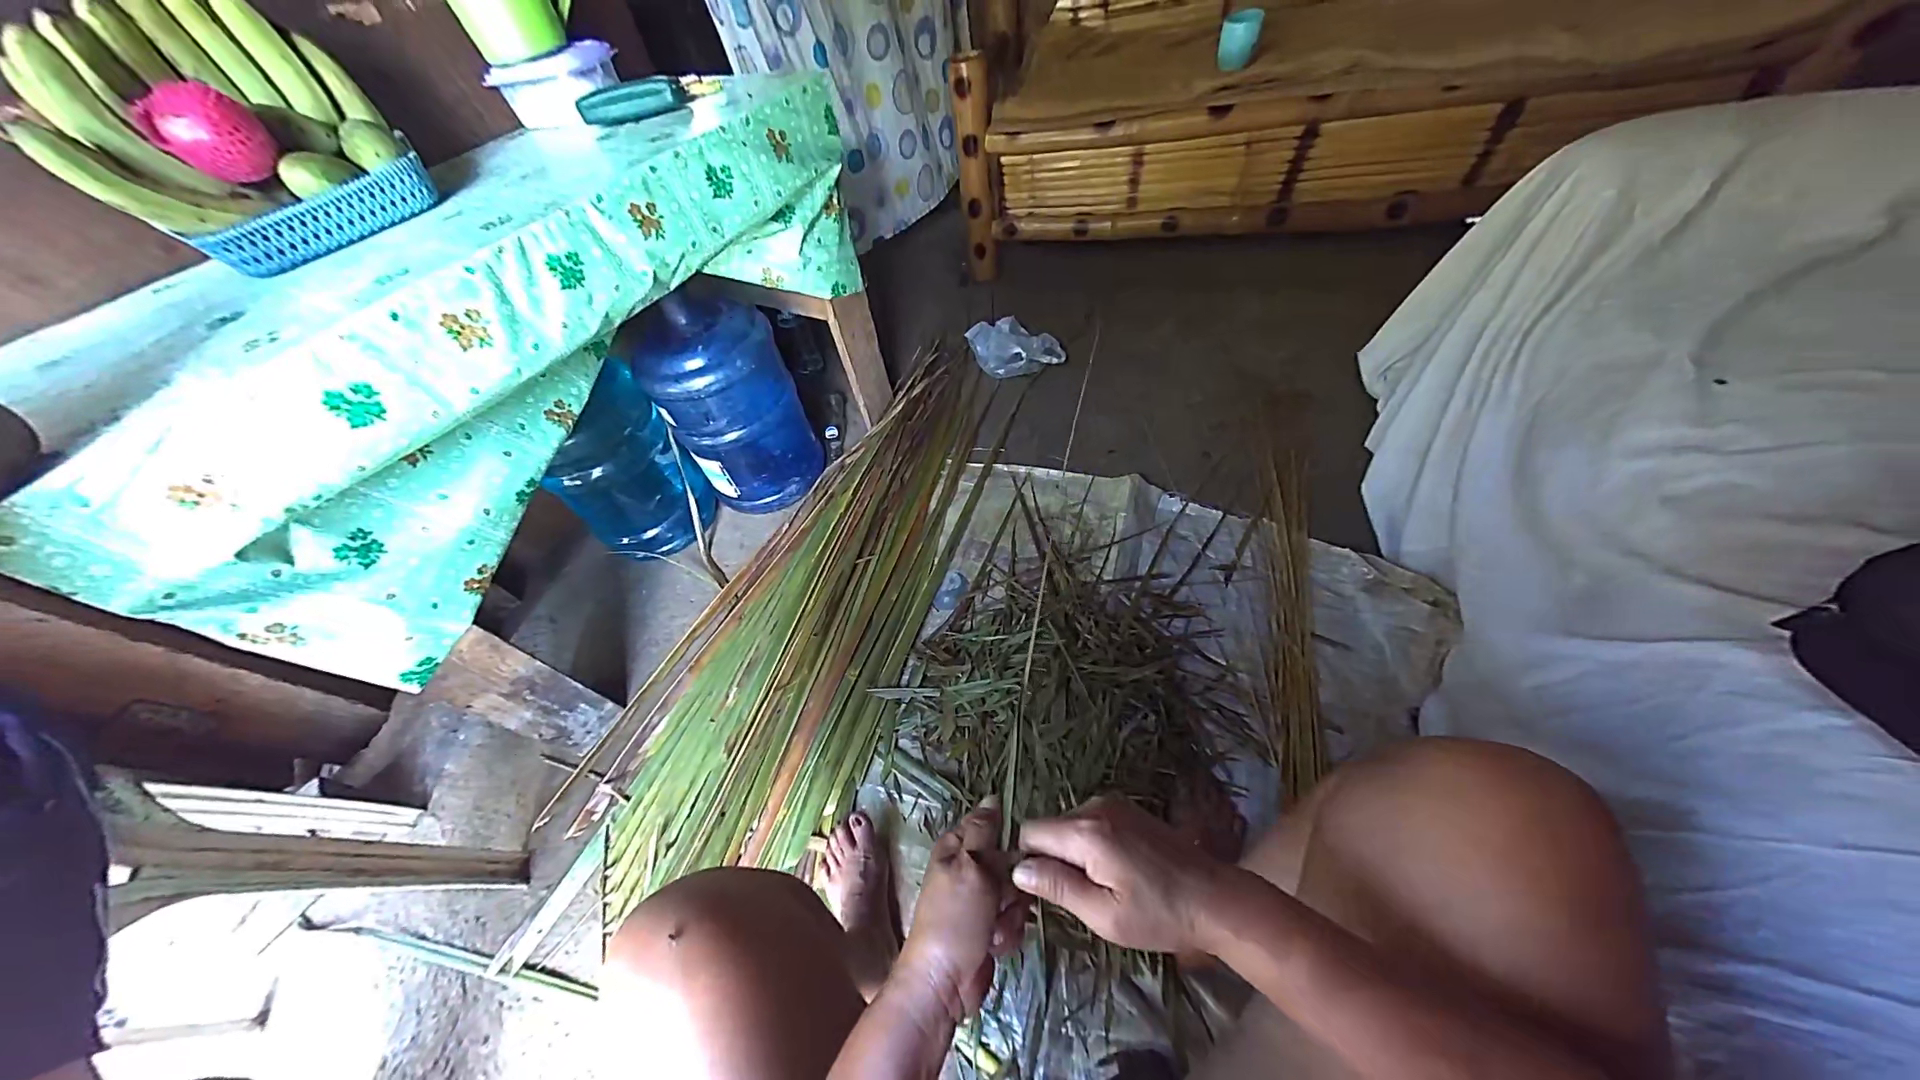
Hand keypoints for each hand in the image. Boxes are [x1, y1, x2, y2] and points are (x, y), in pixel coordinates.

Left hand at [892, 797, 1029, 1022]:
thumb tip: (992, 796)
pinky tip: (994, 944)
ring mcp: (979, 901)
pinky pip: (1014, 920)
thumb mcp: (970, 865)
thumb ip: (984, 831)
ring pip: (1017, 893)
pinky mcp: (989, 929)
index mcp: (956, 847)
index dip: (1008, 839)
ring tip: (993, 927)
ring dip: (1011, 913)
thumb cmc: (954, 918)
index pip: (992, 825)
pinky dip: (1008, 933)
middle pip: (1011, 862)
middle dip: (1013, 883)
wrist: (943, 983)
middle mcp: (968, 869)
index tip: (1016, 854)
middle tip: (1000, 898)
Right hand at [1012, 795, 1229, 953]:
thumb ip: (1057, 887)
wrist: (1215, 898)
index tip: (1043, 891)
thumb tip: (1018, 870)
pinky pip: (1089, 823)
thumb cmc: (1159, 915)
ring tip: (1102, 886)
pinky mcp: (1127, 809)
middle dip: (1052, 859)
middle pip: (1049, 829)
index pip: (1029, 833)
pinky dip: (1091, 846)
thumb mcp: (1104, 915)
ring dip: (1073, 854)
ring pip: (1068, 826)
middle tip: (1077, 897)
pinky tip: (1117, 871)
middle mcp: (1095, 807)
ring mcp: (1113, 804)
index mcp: (1085, 832)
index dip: (1028, 862)